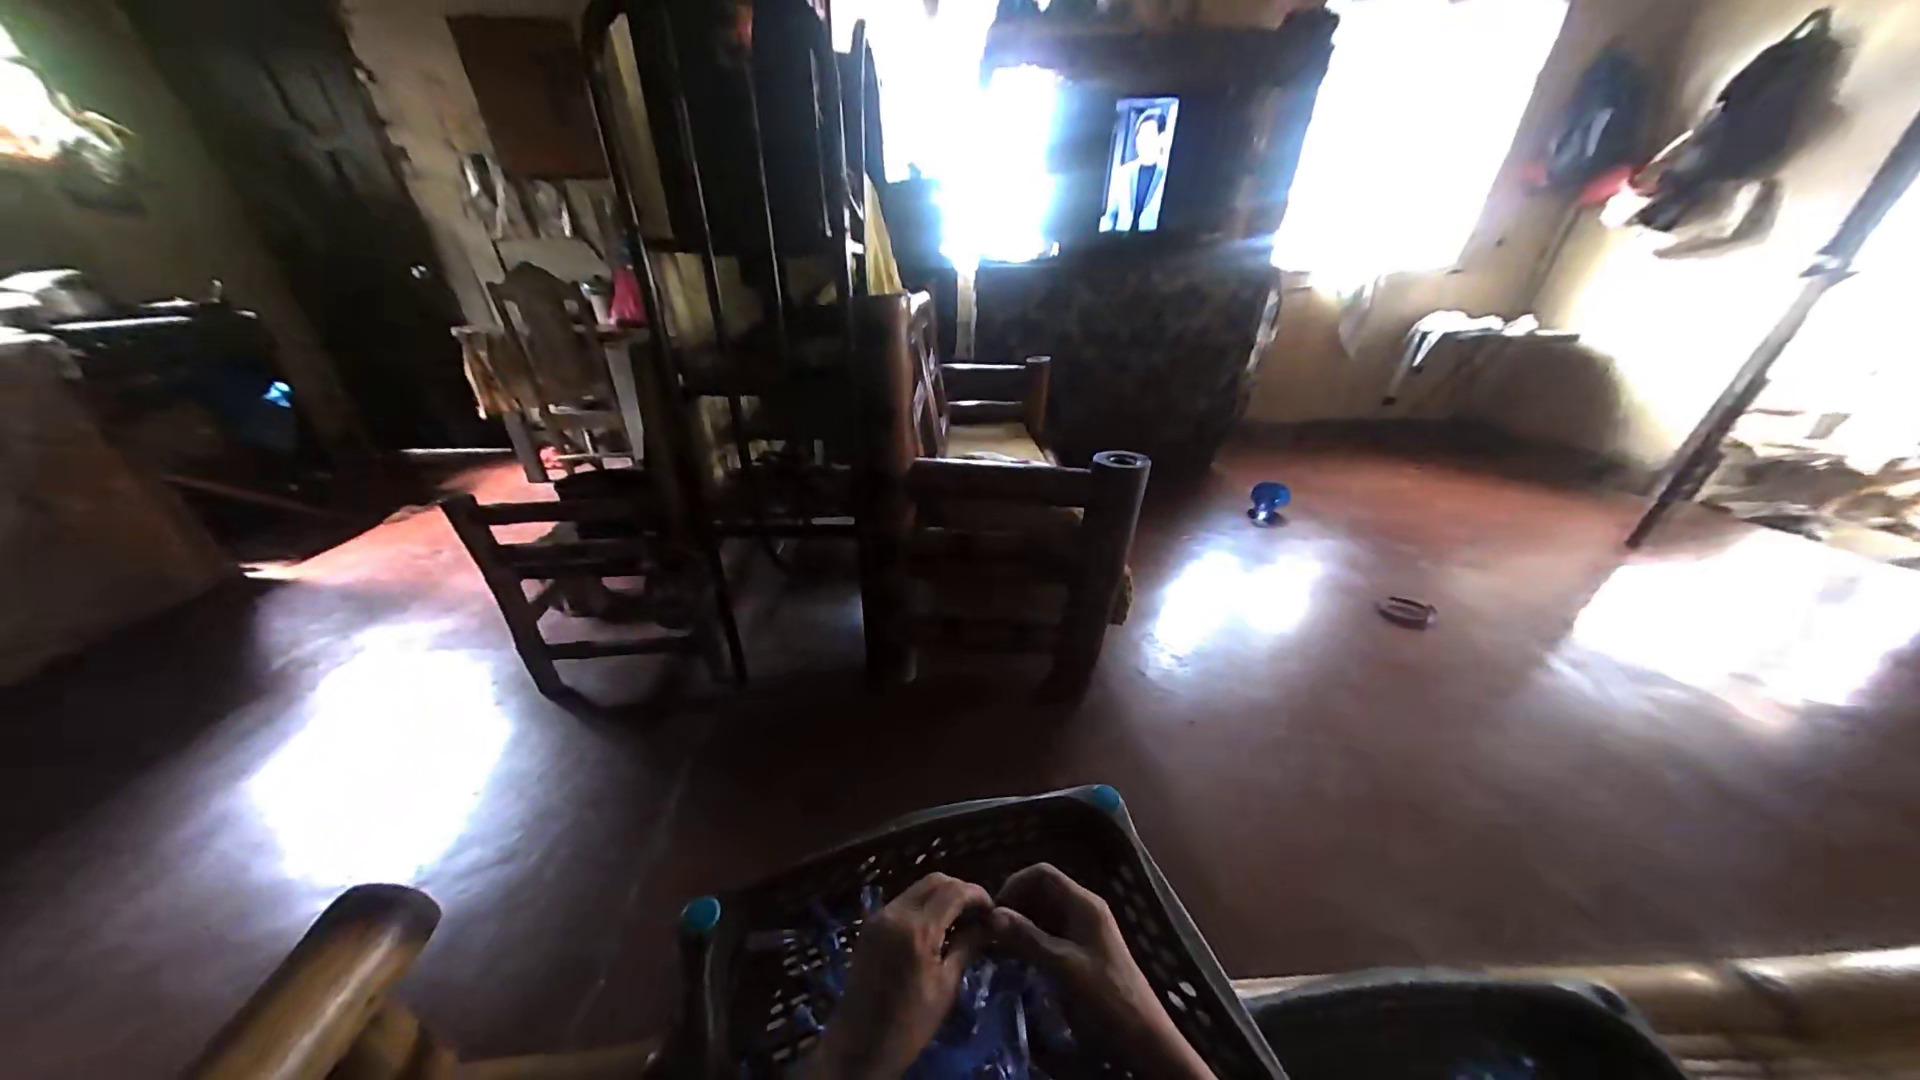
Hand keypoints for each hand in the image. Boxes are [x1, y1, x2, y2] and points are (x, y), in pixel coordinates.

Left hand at [805, 873, 992, 1079]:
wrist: (858, 1047)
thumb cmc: (909, 1025)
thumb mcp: (946, 987)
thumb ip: (967, 946)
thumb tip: (990, 924)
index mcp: (917, 929)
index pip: (953, 891)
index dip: (977, 894)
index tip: (992, 910)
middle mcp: (895, 913)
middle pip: (935, 881)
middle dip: (959, 890)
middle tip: (977, 913)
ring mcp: (880, 916)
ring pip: (918, 888)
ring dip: (941, 896)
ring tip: (959, 920)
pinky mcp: (870, 924)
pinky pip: (903, 901)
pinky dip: (923, 905)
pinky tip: (935, 927)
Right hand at [989, 864, 1215, 1079]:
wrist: (1143, 1038)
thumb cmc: (1105, 996)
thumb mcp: (1062, 966)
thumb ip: (1027, 938)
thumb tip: (992, 914)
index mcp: (1083, 902)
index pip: (1042, 874)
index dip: (1015, 885)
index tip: (995, 912)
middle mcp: (1083, 909)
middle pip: (1042, 892)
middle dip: (1016, 906)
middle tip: (993, 933)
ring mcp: (1084, 930)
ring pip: (1044, 913)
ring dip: (1022, 925)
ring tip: (1001, 948)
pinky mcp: (1082, 950)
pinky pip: (1050, 933)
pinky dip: (1032, 941)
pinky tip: (1019, 960)